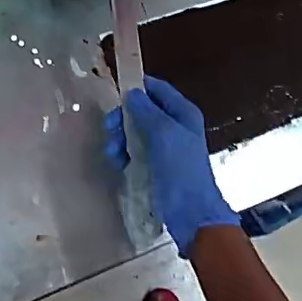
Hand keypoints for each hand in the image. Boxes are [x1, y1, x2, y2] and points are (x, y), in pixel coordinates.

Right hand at [105, 76, 237, 255]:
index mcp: (183, 113)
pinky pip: (136, 151)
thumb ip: (147, 111)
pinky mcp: (157, 165)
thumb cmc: (181, 169)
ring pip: (136, 131)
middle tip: (109, 128)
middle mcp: (175, 126)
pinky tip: (117, 164)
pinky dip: (125, 154)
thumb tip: (132, 92)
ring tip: (113, 153)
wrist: (192, 213)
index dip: (137, 87)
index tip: (114, 93)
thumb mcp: (164, 134)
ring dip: (121, 138)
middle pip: (143, 110)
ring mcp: (166, 147)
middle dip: (124, 118)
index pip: (157, 89)